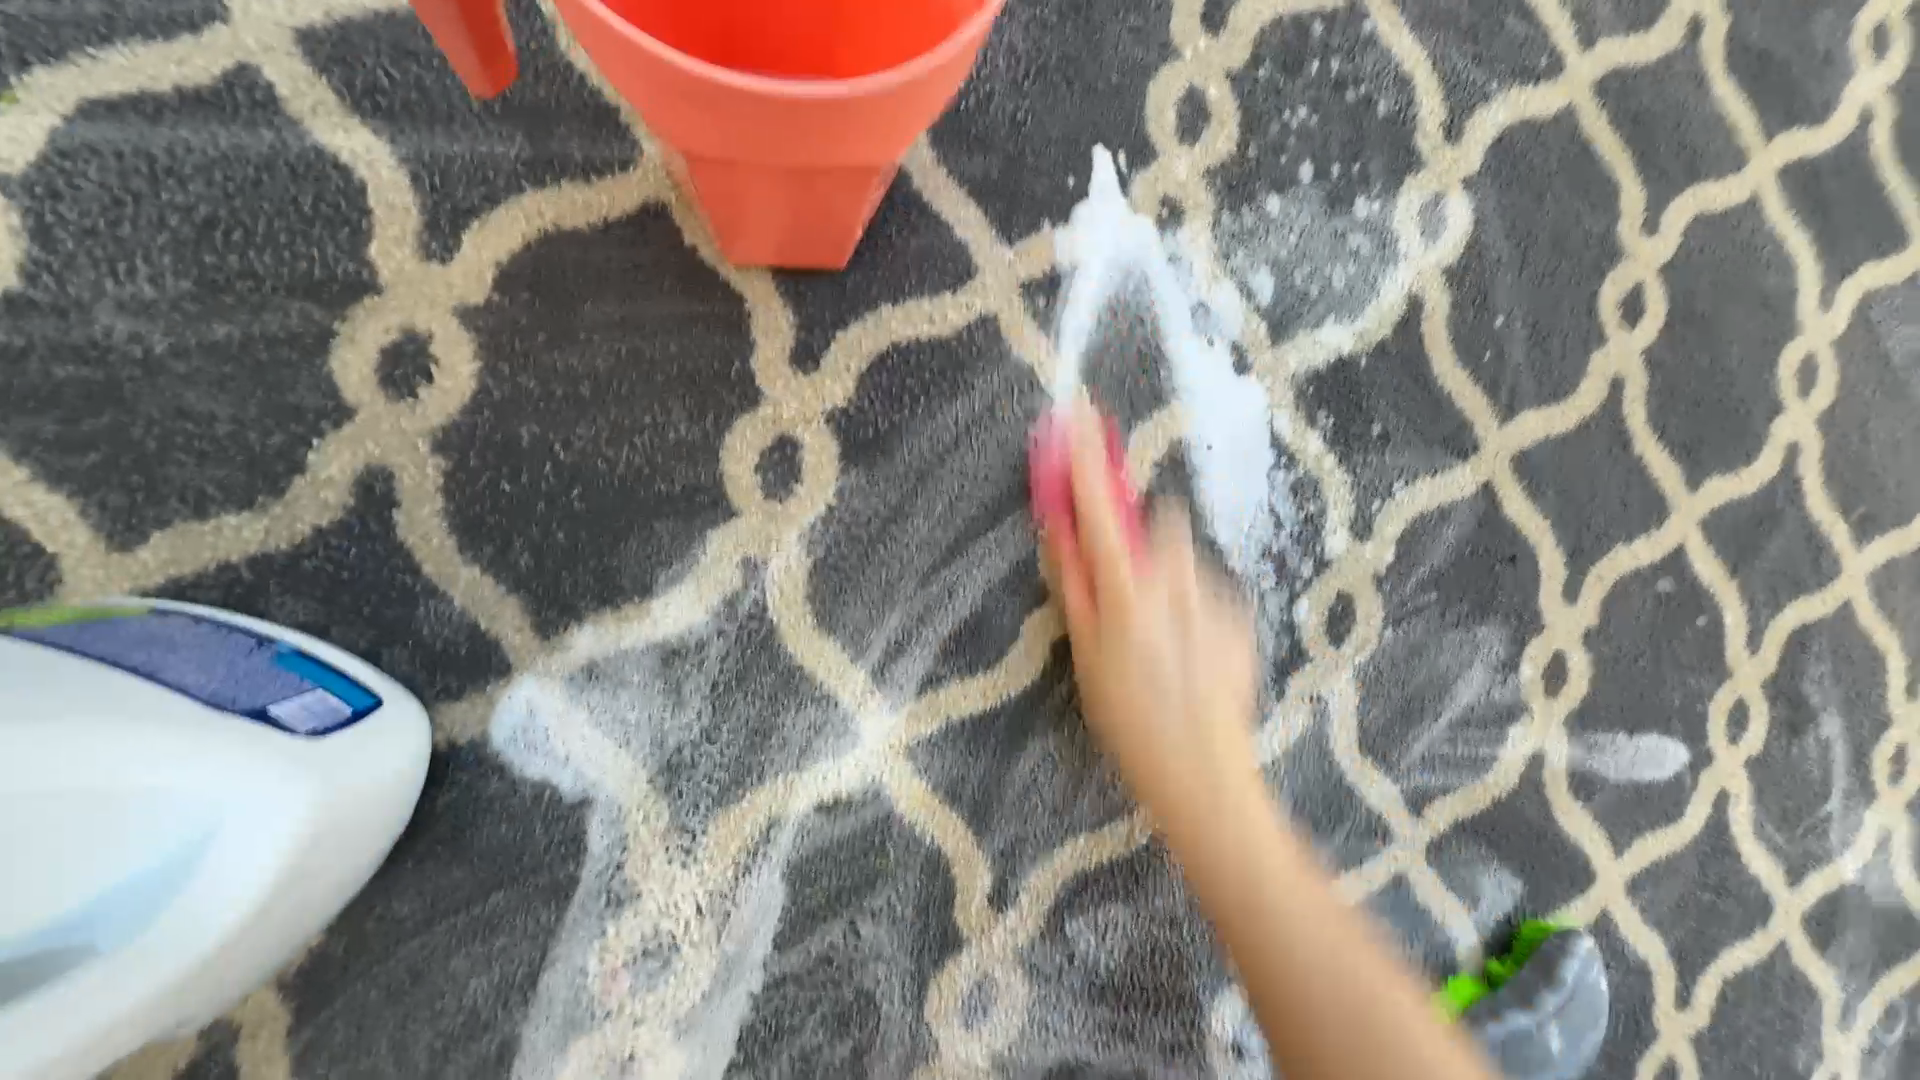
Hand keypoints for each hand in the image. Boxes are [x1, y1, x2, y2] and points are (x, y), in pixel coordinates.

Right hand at [1038, 396, 1260, 831]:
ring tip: (1162, 631)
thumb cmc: (1129, 721)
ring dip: (1167, 573)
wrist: (1204, 773)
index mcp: (1128, 592)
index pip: (1101, 507)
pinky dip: (1193, 604)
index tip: (1082, 414)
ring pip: (1185, 557)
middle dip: (1141, 536)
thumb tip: (1060, 526)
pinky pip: (1208, 588)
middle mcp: (1176, 583)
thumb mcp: (1085, 656)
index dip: (1089, 458)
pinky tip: (1189, 652)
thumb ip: (1073, 583)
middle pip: (1160, 522)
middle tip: (1128, 581)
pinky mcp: (1241, 616)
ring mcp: (1215, 598)